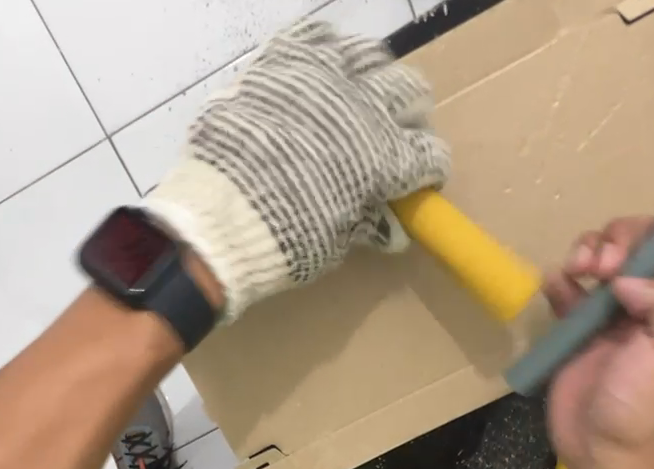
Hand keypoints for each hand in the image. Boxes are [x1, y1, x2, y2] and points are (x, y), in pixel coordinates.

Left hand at [145, 19, 448, 319]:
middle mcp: (364, 109)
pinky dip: (328, 53)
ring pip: (372, 57)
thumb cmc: (284, 240)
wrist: (221, 216)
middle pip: (412, 94)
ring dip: (375, 79)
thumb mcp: (334, 244)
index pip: (430, 156)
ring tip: (362, 98)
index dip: (432, 170)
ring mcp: (323, 78)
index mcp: (384, 160)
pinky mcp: (283, 61)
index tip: (423, 182)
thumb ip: (366, 226)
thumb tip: (392, 230)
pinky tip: (323, 73)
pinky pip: (318, 38)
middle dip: (413, 116)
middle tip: (399, 133)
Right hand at [543, 180, 653, 468]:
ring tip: (579, 273)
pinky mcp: (583, 323)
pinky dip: (563, 276)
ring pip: (613, 250)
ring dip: (592, 248)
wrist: (599, 447)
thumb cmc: (646, 405)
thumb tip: (628, 278)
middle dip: (627, 235)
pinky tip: (558, 287)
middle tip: (605, 269)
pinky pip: (574, 282)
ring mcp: (621, 308)